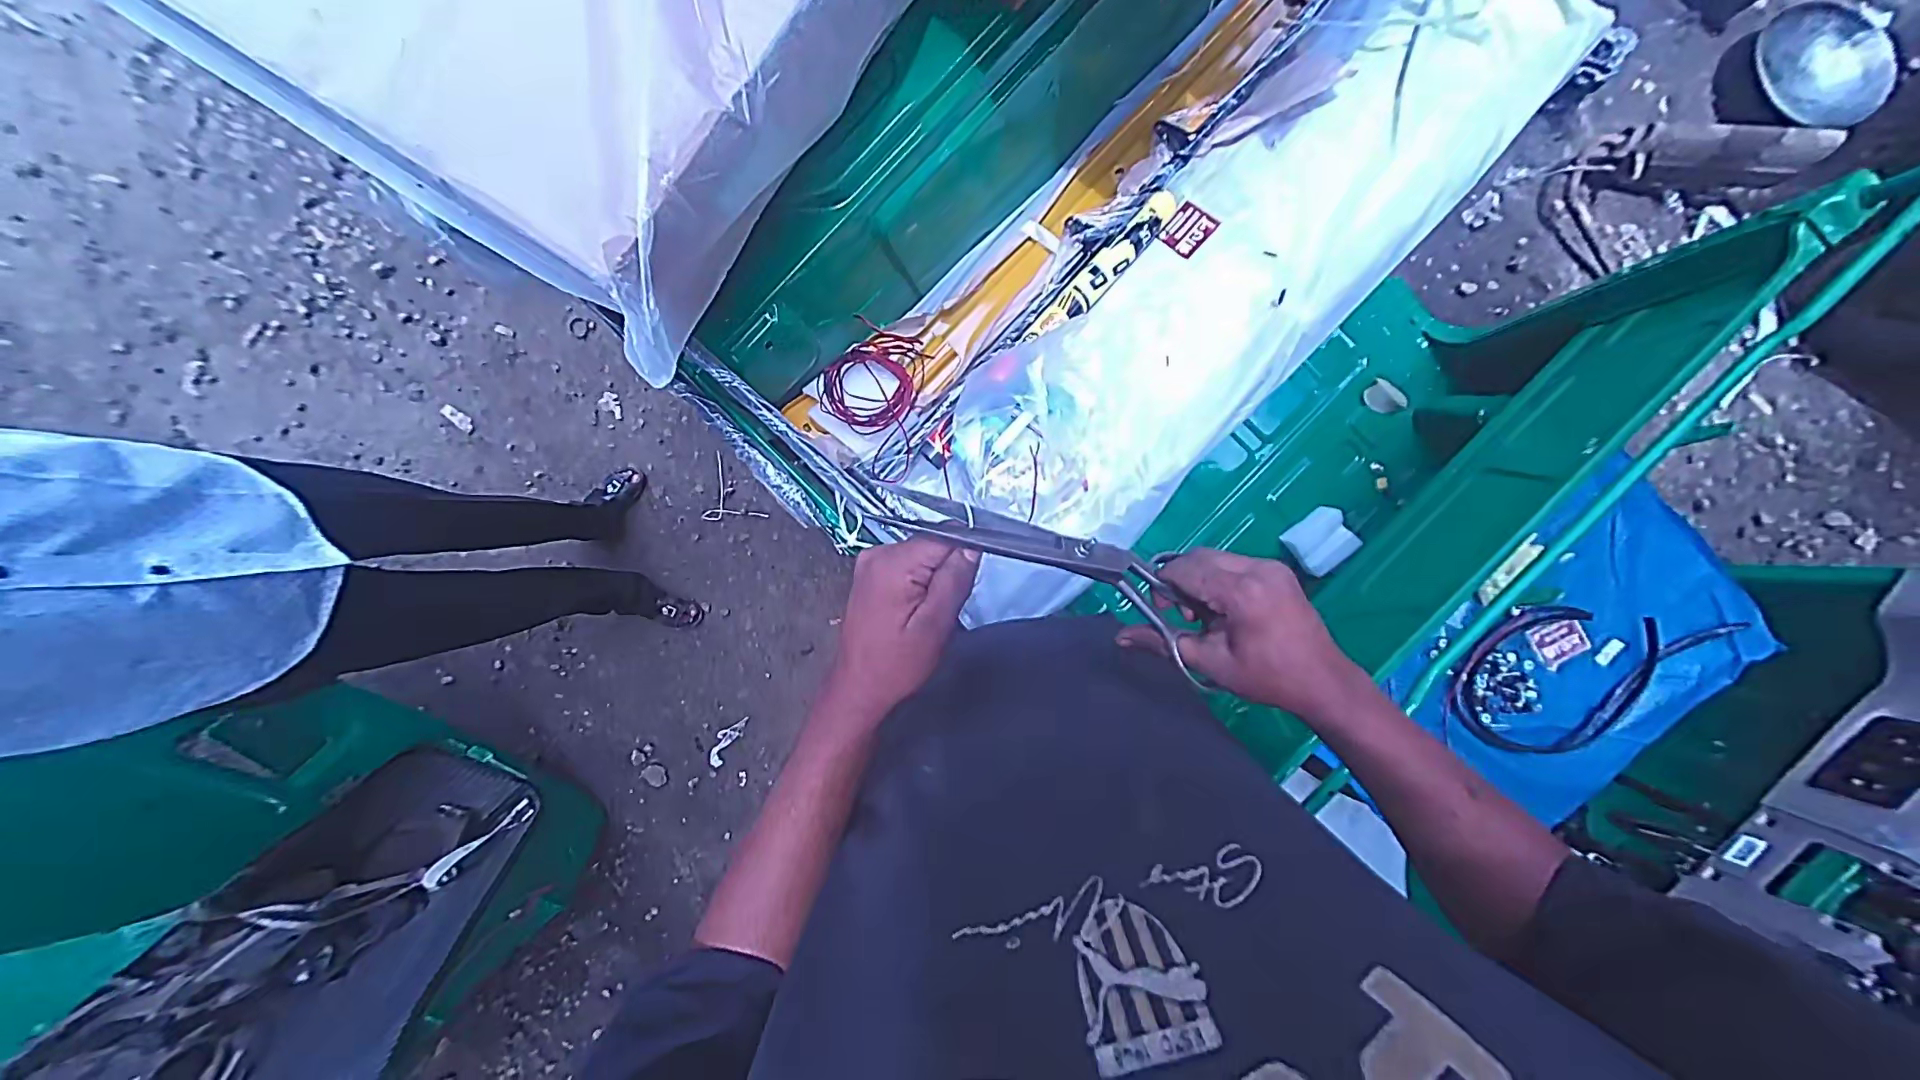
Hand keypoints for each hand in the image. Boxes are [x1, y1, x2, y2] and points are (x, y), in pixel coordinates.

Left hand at [820, 536, 979, 721]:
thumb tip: (972, 547)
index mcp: (892, 563)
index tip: (965, 584)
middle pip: (932, 543)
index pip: (945, 536)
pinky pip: (907, 565)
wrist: (860, 687)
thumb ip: (955, 579)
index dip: (963, 556)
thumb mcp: (936, 624)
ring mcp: (870, 562)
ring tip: (927, 612)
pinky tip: (914, 609)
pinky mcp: (870, 574)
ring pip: (922, 554)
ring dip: (933, 577)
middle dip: (948, 569)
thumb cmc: (895, 665)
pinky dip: (919, 581)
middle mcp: (877, 554)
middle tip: (943, 607)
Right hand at [1117, 549, 1370, 718]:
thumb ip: (1163, 642)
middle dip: (1180, 580)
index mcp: (1242, 591)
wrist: (1323, 682)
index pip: (1185, 569)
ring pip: (1214, 558)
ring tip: (1206, 615)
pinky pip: (1233, 563)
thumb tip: (1121, 637)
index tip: (1163, 611)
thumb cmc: (1268, 678)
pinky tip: (1224, 608)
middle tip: (1184, 615)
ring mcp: (1271, 566)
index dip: (1163, 586)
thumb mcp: (1210, 662)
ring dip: (1198, 579)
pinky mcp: (1277, 570)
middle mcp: (1258, 568)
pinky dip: (1218, 579)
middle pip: (1198, 557)